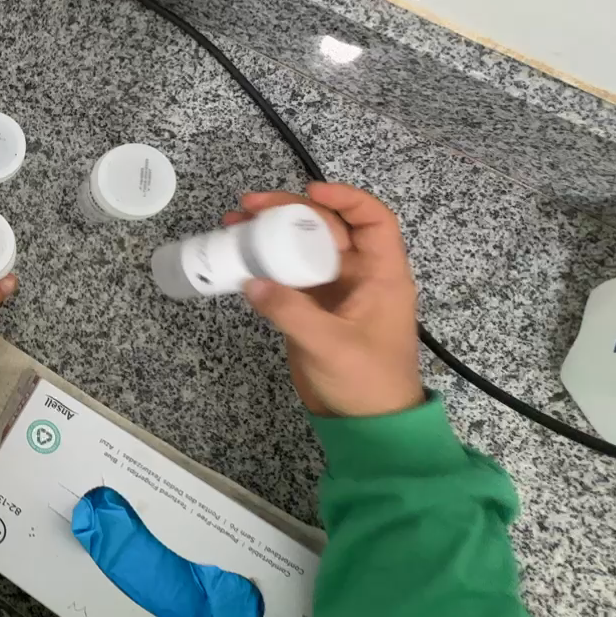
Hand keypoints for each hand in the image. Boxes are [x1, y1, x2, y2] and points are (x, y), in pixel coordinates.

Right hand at [226, 183, 422, 417]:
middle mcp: (357, 275)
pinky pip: (283, 268)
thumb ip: (291, 311)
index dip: (346, 199)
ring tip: (233, 222)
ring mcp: (330, 289)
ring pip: (300, 244)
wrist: (364, 425)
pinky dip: (259, 257)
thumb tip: (250, 281)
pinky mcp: (307, 304)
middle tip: (248, 205)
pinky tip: (234, 254)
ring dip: (268, 229)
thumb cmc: (365, 382)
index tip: (308, 191)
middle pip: (326, 225)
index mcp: (382, 277)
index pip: (373, 222)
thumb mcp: (331, 345)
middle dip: (288, 209)